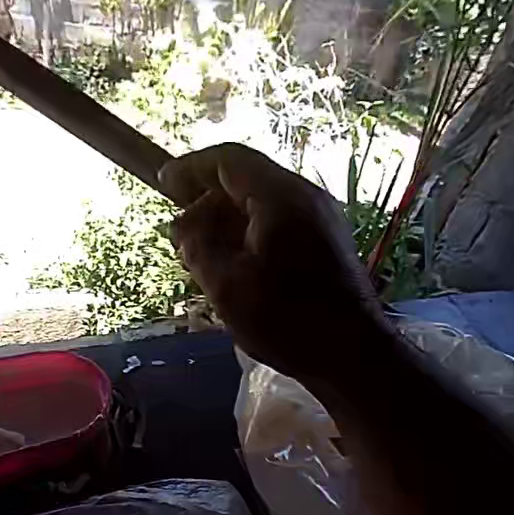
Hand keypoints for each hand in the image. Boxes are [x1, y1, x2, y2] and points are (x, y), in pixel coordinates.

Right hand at [160, 144, 392, 384]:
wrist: (351, 353)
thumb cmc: (286, 318)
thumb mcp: (226, 284)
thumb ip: (197, 245)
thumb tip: (183, 223)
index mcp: (281, 197)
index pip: (228, 160)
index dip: (190, 168)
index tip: (162, 183)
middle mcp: (306, 196)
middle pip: (246, 180)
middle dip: (207, 203)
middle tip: (182, 237)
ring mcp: (321, 218)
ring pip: (262, 204)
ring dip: (228, 222)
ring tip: (204, 258)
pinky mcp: (327, 241)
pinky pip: (279, 222)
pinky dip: (250, 234)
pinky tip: (236, 268)